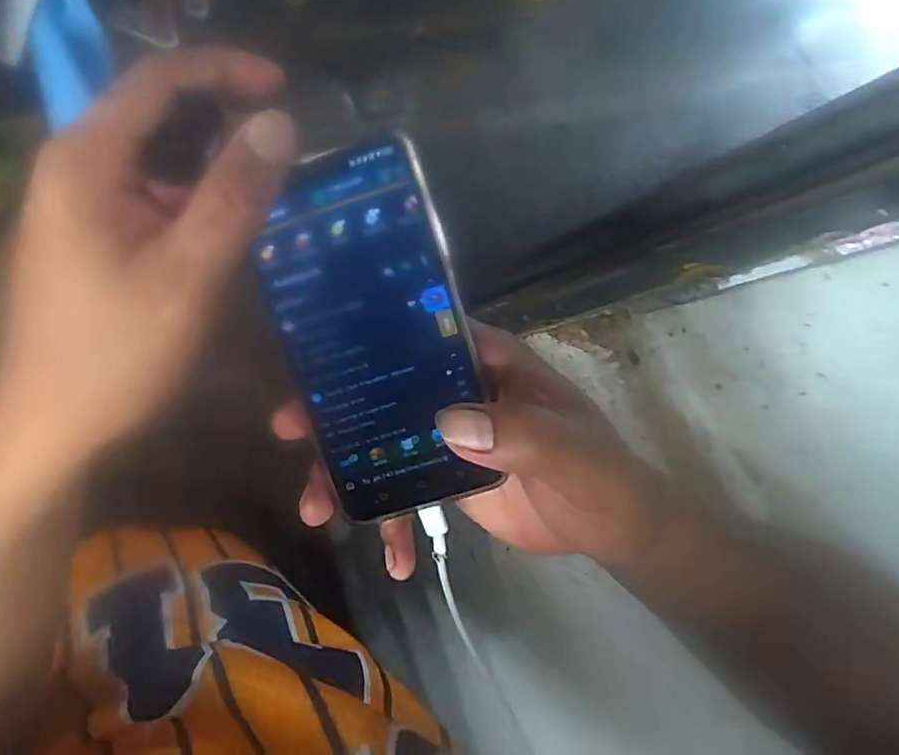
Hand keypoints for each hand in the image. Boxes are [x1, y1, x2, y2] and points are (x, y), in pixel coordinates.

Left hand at [0, 50, 298, 477]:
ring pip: (154, 145)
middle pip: (153, 105)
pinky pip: (149, 182)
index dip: (224, 69)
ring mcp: (77, 197)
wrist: (50, 433)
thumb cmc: (117, 353)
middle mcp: (73, 164)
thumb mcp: (191, 272)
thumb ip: (236, 192)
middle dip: (220, 106)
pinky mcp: (90, 228)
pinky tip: (223, 211)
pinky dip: (193, 183)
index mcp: (85, 160)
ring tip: (263, 171)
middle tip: (280, 133)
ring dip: (210, 147)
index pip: (158, 78)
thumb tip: (281, 121)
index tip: (283, 83)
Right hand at [272, 322, 663, 579]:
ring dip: (346, 473)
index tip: (324, 360)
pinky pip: (404, 492)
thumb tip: (447, 422)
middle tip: (289, 429)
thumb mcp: (568, 448)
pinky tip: (393, 562)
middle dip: (338, 410)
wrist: (609, 526)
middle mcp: (460, 389)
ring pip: (384, 442)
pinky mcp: (446, 476)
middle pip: (389, 390)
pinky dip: (392, 523)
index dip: (375, 342)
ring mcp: (450, 433)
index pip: (424, 336)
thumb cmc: (600, 470)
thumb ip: (518, 432)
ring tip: (315, 510)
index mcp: (489, 361)